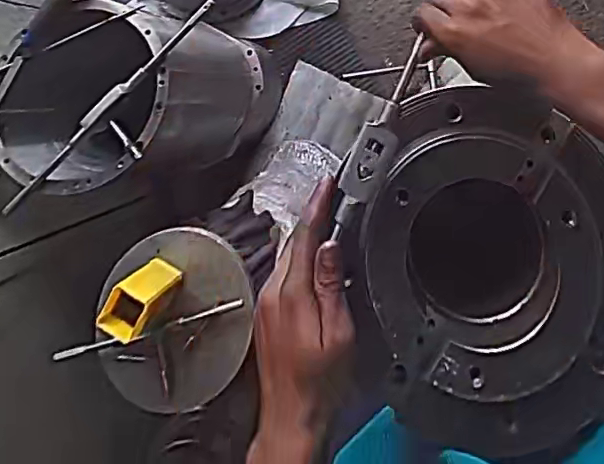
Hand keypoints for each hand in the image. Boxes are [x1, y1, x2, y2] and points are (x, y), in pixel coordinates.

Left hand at [249, 177, 353, 463]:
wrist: (291, 418)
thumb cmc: (318, 384)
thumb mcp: (337, 333)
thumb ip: (332, 284)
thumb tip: (331, 245)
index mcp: (291, 294)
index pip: (305, 235)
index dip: (318, 205)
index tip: (326, 183)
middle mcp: (272, 294)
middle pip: (294, 240)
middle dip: (313, 214)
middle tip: (330, 193)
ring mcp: (265, 303)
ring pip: (288, 254)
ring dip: (306, 234)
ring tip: (324, 217)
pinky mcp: (265, 312)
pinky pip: (283, 271)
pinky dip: (299, 255)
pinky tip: (312, 257)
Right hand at [413, 0, 603, 101]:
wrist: (562, 64)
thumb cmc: (525, 76)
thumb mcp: (476, 70)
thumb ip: (447, 52)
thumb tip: (432, 47)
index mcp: (456, 30)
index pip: (423, 14)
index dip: (424, 22)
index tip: (428, 26)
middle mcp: (472, 7)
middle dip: (444, 11)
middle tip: (454, 24)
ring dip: (470, 0)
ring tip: (485, 18)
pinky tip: (510, 14)